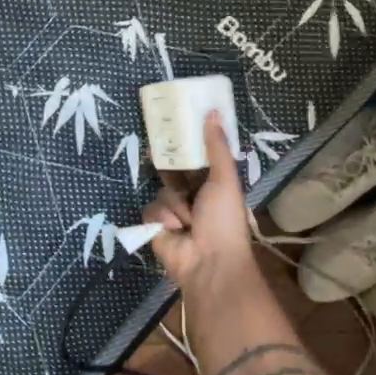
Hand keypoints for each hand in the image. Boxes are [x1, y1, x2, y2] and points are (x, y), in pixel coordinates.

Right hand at [144, 112, 253, 292]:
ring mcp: (173, 212)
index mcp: (212, 185)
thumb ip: (216, 146)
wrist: (209, 263)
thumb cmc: (223, 220)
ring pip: (162, 191)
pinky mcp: (156, 227)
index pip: (195, 159)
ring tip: (187, 220)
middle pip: (173, 172)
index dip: (185, 145)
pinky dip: (162, 219)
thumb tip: (213, 111)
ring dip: (174, 205)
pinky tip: (174, 230)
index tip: (173, 126)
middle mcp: (193, 197)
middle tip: (155, 152)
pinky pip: (151, 210)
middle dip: (168, 167)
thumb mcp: (225, 179)